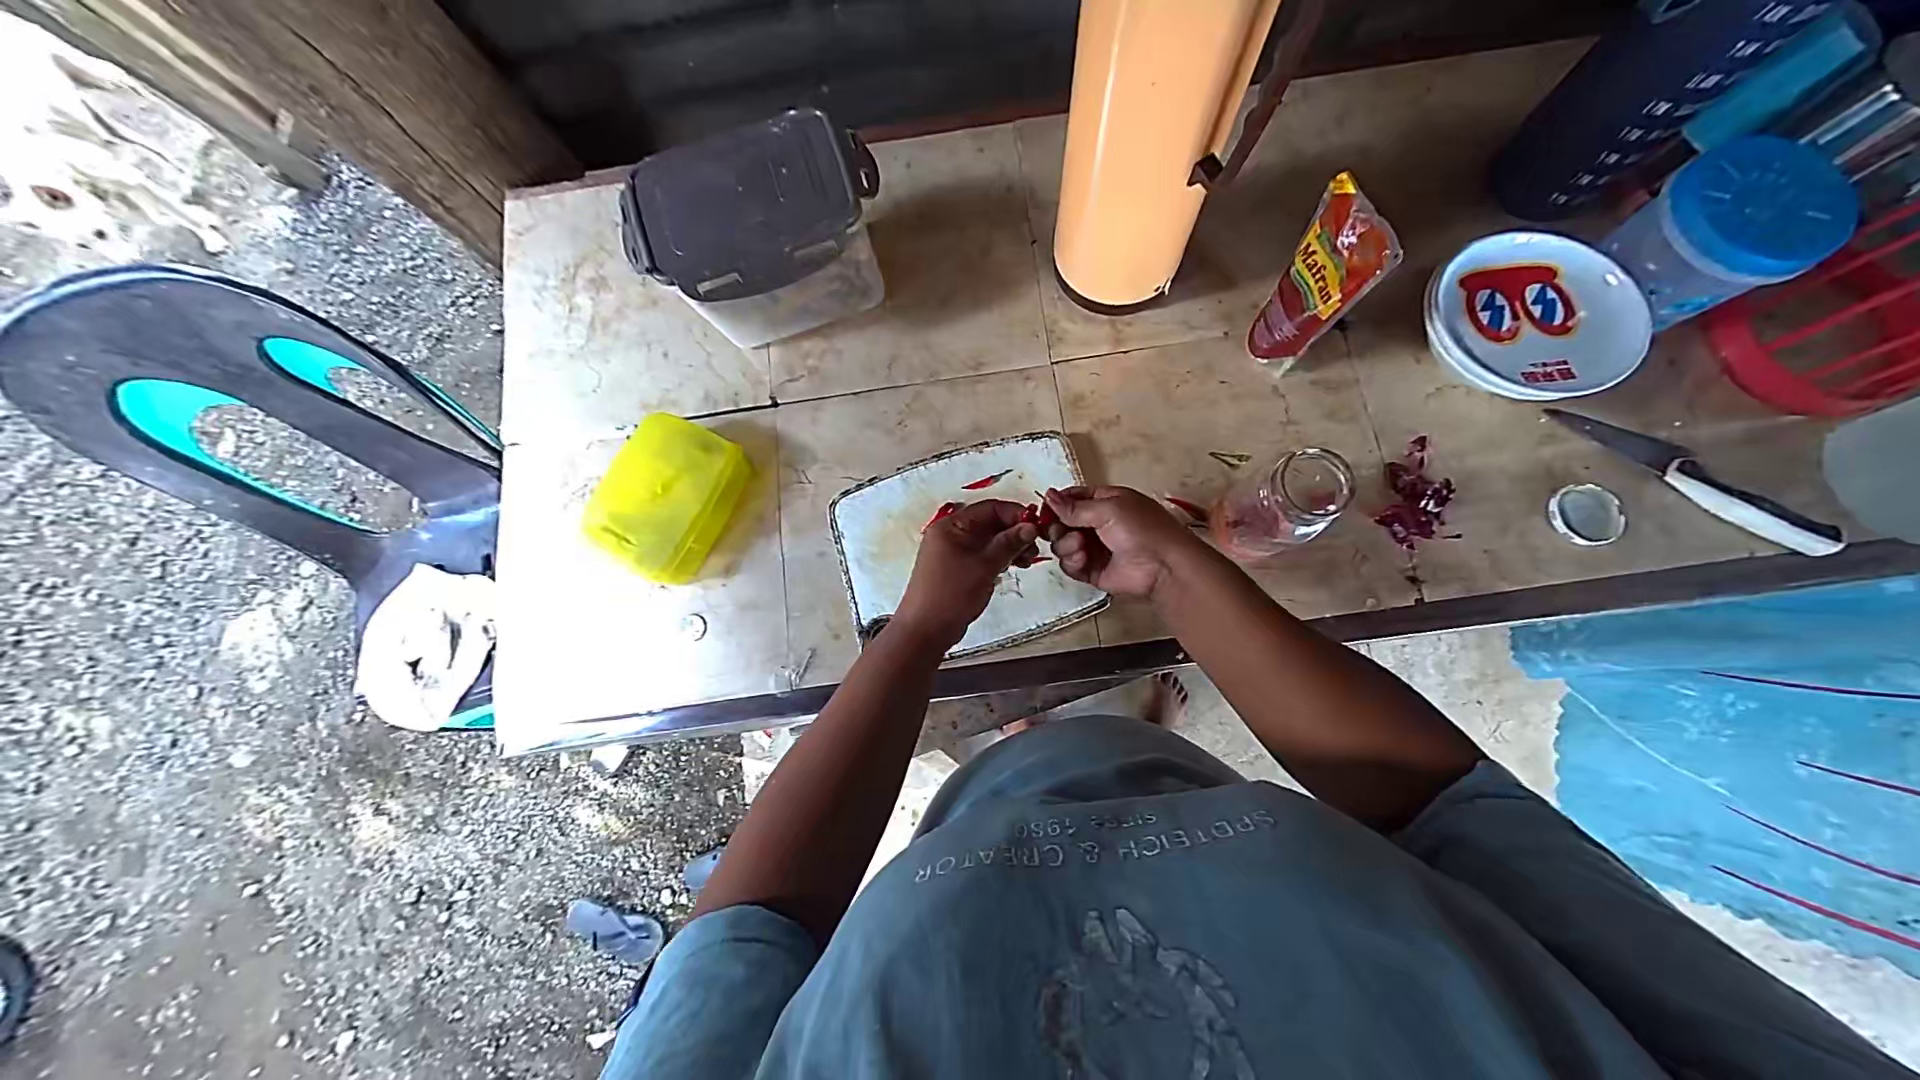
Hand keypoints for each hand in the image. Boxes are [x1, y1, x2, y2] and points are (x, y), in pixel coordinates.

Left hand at [892, 500, 1038, 649]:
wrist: (926, 630)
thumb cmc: (950, 595)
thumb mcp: (984, 566)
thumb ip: (1008, 543)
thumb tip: (1030, 527)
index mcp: (951, 526)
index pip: (989, 509)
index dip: (1015, 514)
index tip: (1036, 526)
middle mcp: (951, 535)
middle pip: (989, 523)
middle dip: (1014, 532)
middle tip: (1033, 547)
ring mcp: (953, 552)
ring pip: (988, 540)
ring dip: (1009, 546)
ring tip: (1027, 560)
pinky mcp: (958, 568)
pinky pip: (983, 555)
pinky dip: (999, 558)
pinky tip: (1013, 566)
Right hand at [1042, 486, 1200, 598]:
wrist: (1163, 566)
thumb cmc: (1144, 529)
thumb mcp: (1109, 508)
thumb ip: (1075, 507)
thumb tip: (1049, 495)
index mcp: (1104, 501)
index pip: (1071, 499)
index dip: (1056, 504)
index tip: (1044, 511)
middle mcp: (1097, 524)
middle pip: (1061, 523)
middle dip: (1058, 527)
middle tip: (1062, 531)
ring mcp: (1094, 548)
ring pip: (1062, 545)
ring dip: (1065, 545)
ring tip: (1080, 546)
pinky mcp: (1092, 570)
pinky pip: (1069, 565)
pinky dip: (1072, 562)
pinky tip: (1082, 559)